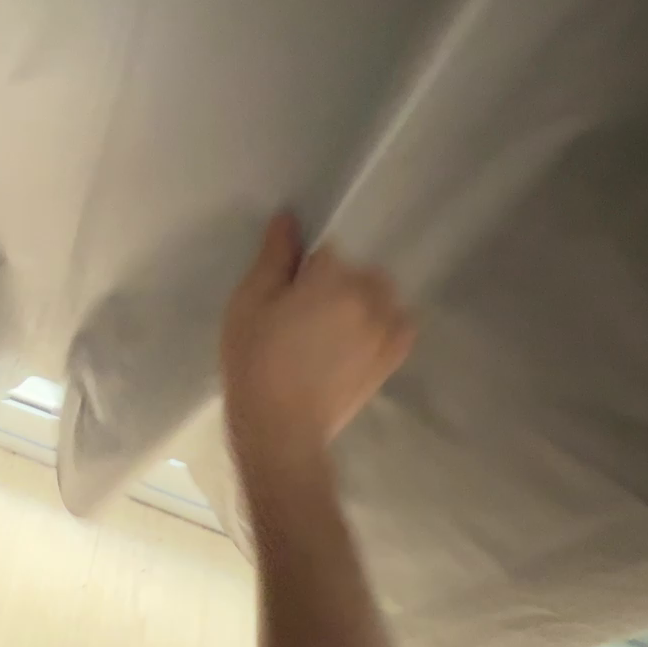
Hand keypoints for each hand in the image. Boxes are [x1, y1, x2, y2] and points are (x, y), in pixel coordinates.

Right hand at [220, 213, 414, 476]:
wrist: (281, 428)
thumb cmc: (255, 359)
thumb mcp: (250, 301)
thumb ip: (274, 257)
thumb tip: (289, 218)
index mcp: (333, 279)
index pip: (328, 247)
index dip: (302, 264)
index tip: (286, 285)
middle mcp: (371, 298)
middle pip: (359, 268)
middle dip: (334, 278)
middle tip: (300, 308)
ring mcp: (389, 329)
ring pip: (379, 293)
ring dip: (359, 298)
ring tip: (325, 327)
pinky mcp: (394, 357)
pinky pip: (397, 321)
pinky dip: (380, 320)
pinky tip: (352, 338)